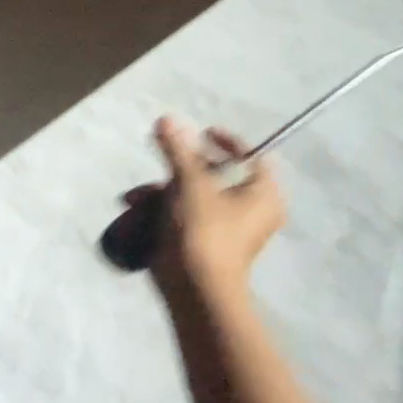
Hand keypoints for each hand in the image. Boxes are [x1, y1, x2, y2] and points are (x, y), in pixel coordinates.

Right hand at [130, 116, 285, 298]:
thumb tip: (168, 118)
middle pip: (219, 174)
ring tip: (140, 194)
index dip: (228, 142)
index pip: (254, 157)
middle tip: (163, 158)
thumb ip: (178, 150)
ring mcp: (229, 226)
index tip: (201, 132)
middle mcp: (252, 210)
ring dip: (164, 187)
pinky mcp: (206, 238)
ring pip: (196, 192)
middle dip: (181, 166)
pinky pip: (187, 211)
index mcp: (263, 195)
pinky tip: (139, 207)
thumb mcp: (189, 183)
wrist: (196, 284)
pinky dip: (164, 205)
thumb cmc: (203, 229)